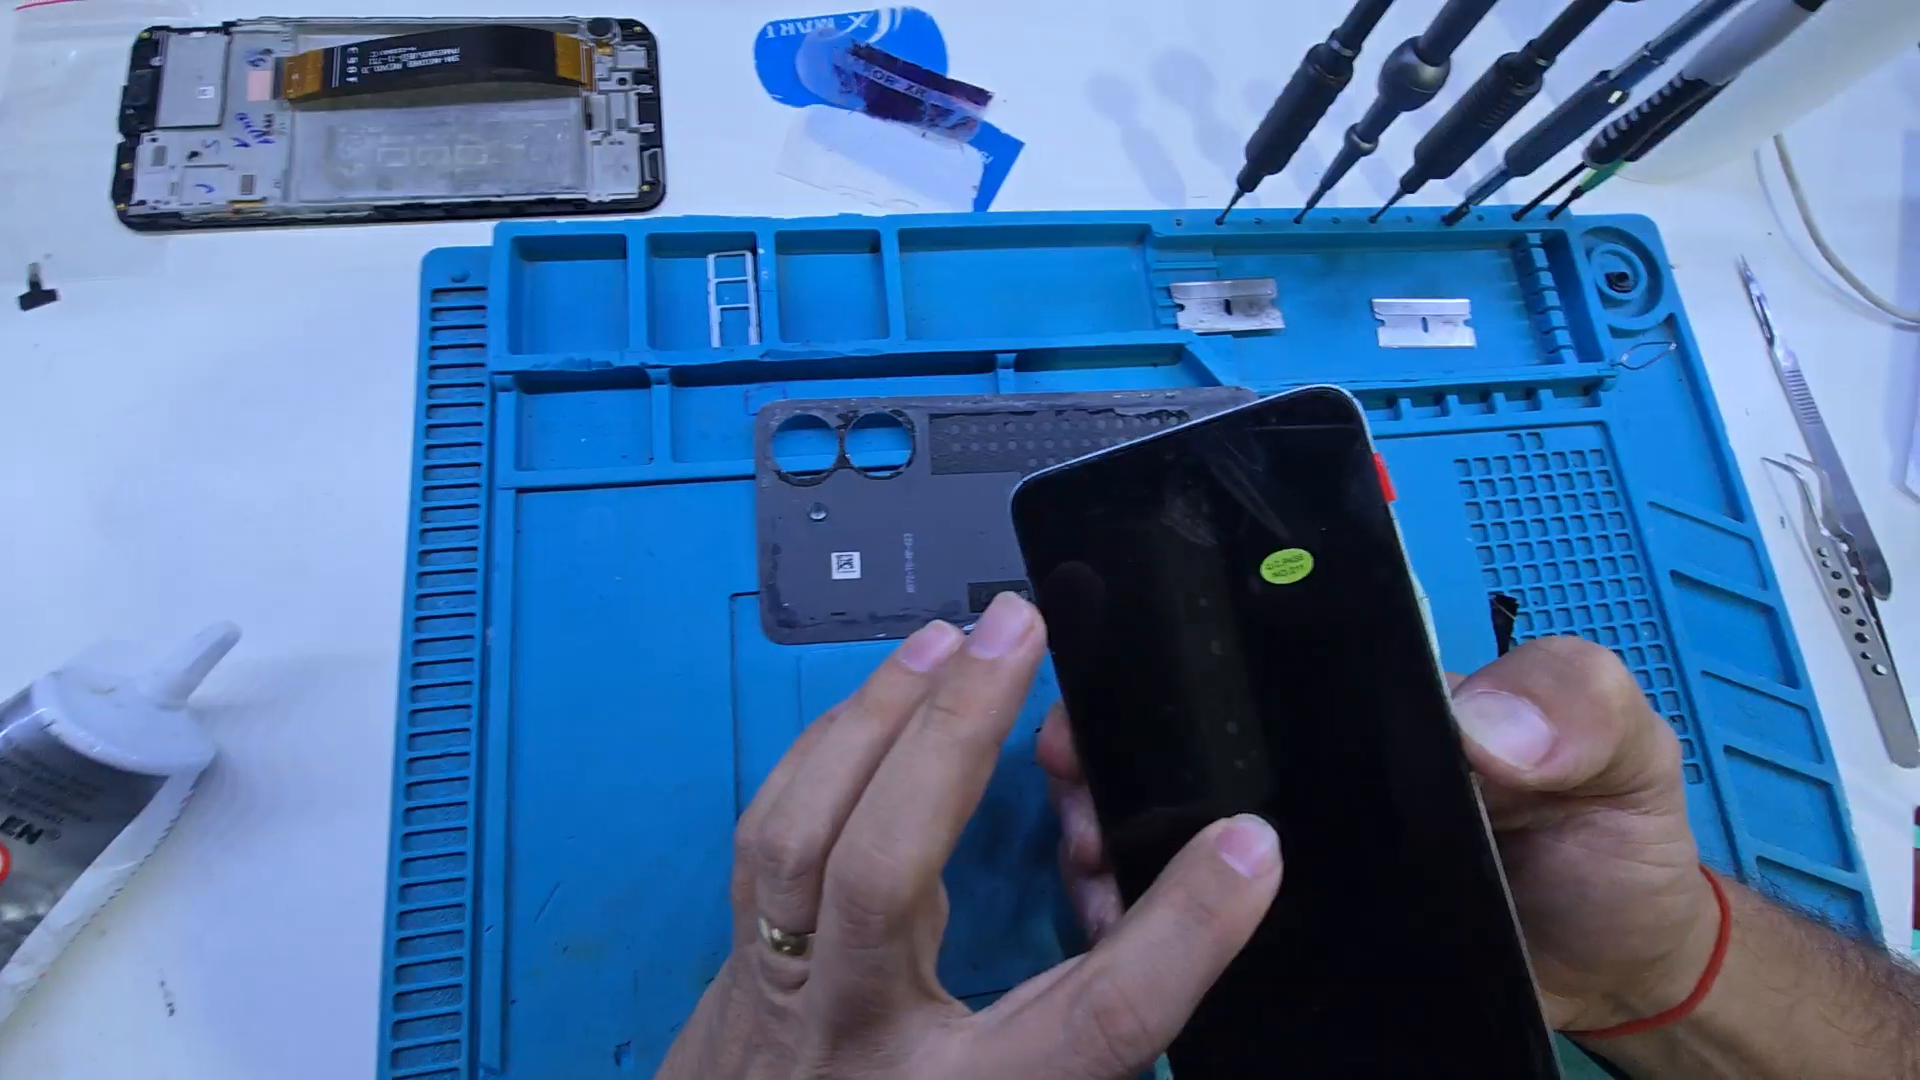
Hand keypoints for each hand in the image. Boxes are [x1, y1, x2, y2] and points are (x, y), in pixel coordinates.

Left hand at [658, 594, 1282, 1079]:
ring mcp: (776, 986)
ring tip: (942, 640)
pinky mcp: (737, 947)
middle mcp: (855, 1035)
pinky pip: (767, 827)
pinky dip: (828, 743)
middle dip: (955, 731)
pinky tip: (876, 698)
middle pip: (884, 874)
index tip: (1245, 843)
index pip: (1090, 1020)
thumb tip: (1165, 862)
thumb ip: (1090, 992)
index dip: (1181, 932)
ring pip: (797, 834)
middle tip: (1015, 627)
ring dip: (876, 715)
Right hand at [1039, 636, 1721, 1033]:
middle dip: (1103, 742)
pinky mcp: (1264, 915)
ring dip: (1103, 818)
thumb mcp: (1610, 743)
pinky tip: (1112, 915)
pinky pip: (1185, 903)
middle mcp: (1284, 759)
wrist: (1606, 965)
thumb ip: (1566, 706)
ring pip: (1158, 814)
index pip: (1232, 664)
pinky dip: (1139, 905)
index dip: (1161, 664)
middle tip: (1073, 766)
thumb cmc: (1595, 833)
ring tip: (1086, 845)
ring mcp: (1268, 841)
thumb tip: (1473, 730)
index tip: (1104, 683)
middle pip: (1169, 737)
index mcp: (1338, 699)